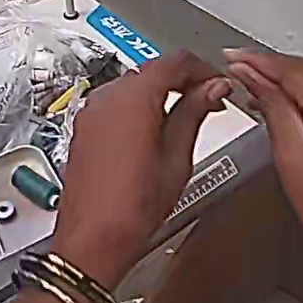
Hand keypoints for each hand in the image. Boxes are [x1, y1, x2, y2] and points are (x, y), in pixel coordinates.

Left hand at [52, 50, 231, 287]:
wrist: (93, 239)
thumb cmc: (130, 208)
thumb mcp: (177, 158)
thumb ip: (193, 114)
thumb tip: (211, 89)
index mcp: (133, 99)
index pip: (174, 62)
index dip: (202, 69)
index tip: (218, 83)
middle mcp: (107, 98)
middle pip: (151, 71)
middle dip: (182, 82)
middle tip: (209, 100)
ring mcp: (91, 113)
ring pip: (132, 86)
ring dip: (160, 94)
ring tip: (185, 118)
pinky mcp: (84, 128)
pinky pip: (115, 105)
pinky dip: (138, 108)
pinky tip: (155, 130)